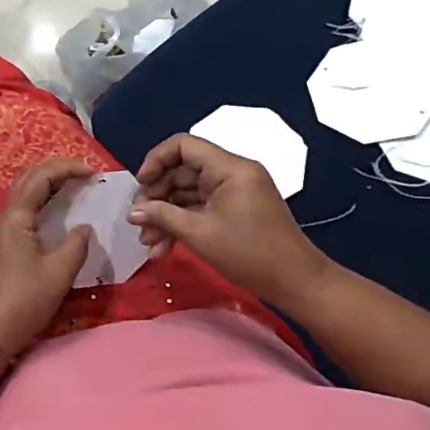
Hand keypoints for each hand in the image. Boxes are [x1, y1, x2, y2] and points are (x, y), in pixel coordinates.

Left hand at [0, 159, 95, 356]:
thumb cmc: (26, 299)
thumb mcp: (59, 272)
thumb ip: (77, 244)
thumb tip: (85, 228)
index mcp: (17, 216)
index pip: (41, 177)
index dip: (67, 168)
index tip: (94, 171)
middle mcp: (7, 215)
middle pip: (30, 178)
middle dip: (57, 169)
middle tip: (86, 173)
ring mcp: (4, 228)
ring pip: (26, 191)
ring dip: (50, 182)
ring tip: (77, 184)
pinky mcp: (6, 240)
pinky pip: (26, 207)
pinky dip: (44, 199)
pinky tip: (61, 207)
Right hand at [129, 134, 334, 307]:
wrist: (296, 283)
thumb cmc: (249, 253)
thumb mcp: (199, 234)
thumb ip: (162, 216)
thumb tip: (132, 212)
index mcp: (229, 168)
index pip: (183, 146)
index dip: (156, 160)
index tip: (141, 185)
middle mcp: (231, 173)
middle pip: (181, 171)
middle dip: (156, 197)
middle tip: (139, 221)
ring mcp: (232, 193)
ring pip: (186, 193)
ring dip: (164, 215)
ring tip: (148, 242)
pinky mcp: (232, 211)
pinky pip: (198, 208)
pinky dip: (179, 224)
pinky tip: (162, 247)